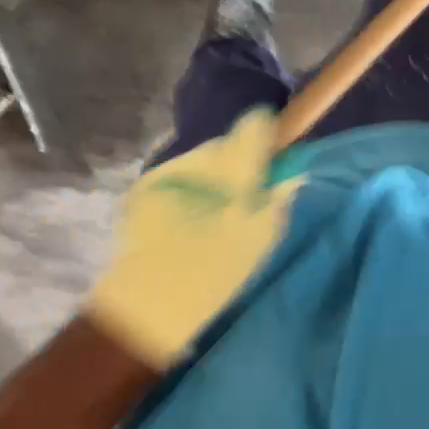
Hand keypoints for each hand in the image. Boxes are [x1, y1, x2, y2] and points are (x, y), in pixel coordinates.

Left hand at [86, 109, 301, 367]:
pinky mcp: (142, 188)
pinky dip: (186, 192)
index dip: (267, 140)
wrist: (147, 303)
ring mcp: (165, 169)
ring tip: (212, 213)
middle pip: (226, 144)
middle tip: (245, 199)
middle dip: (238, 164)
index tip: (272, 165)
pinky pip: (176, 178)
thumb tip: (287, 172)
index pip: (256, 125)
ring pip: (200, 161)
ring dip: (211, 178)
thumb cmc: (214, 273)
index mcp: (232, 165)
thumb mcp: (262, 238)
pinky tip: (185, 221)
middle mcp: (197, 156)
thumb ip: (278, 196)